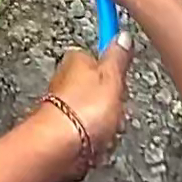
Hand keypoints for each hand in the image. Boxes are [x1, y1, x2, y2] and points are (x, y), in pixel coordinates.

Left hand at [31, 37, 133, 175]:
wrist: (58, 146)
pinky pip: (89, 132)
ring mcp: (64, 104)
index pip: (101, 59)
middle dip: (112, 104)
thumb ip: (118, 58)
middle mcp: (65, 78)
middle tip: (115, 111)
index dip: (116, 76)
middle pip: (101, 89)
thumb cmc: (82, 110)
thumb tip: (123, 36)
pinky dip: (96, 140)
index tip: (120, 87)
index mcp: (76, 59)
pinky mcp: (64, 128)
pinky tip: (97, 144)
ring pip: (97, 113)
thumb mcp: (111, 79)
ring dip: (105, 125)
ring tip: (105, 131)